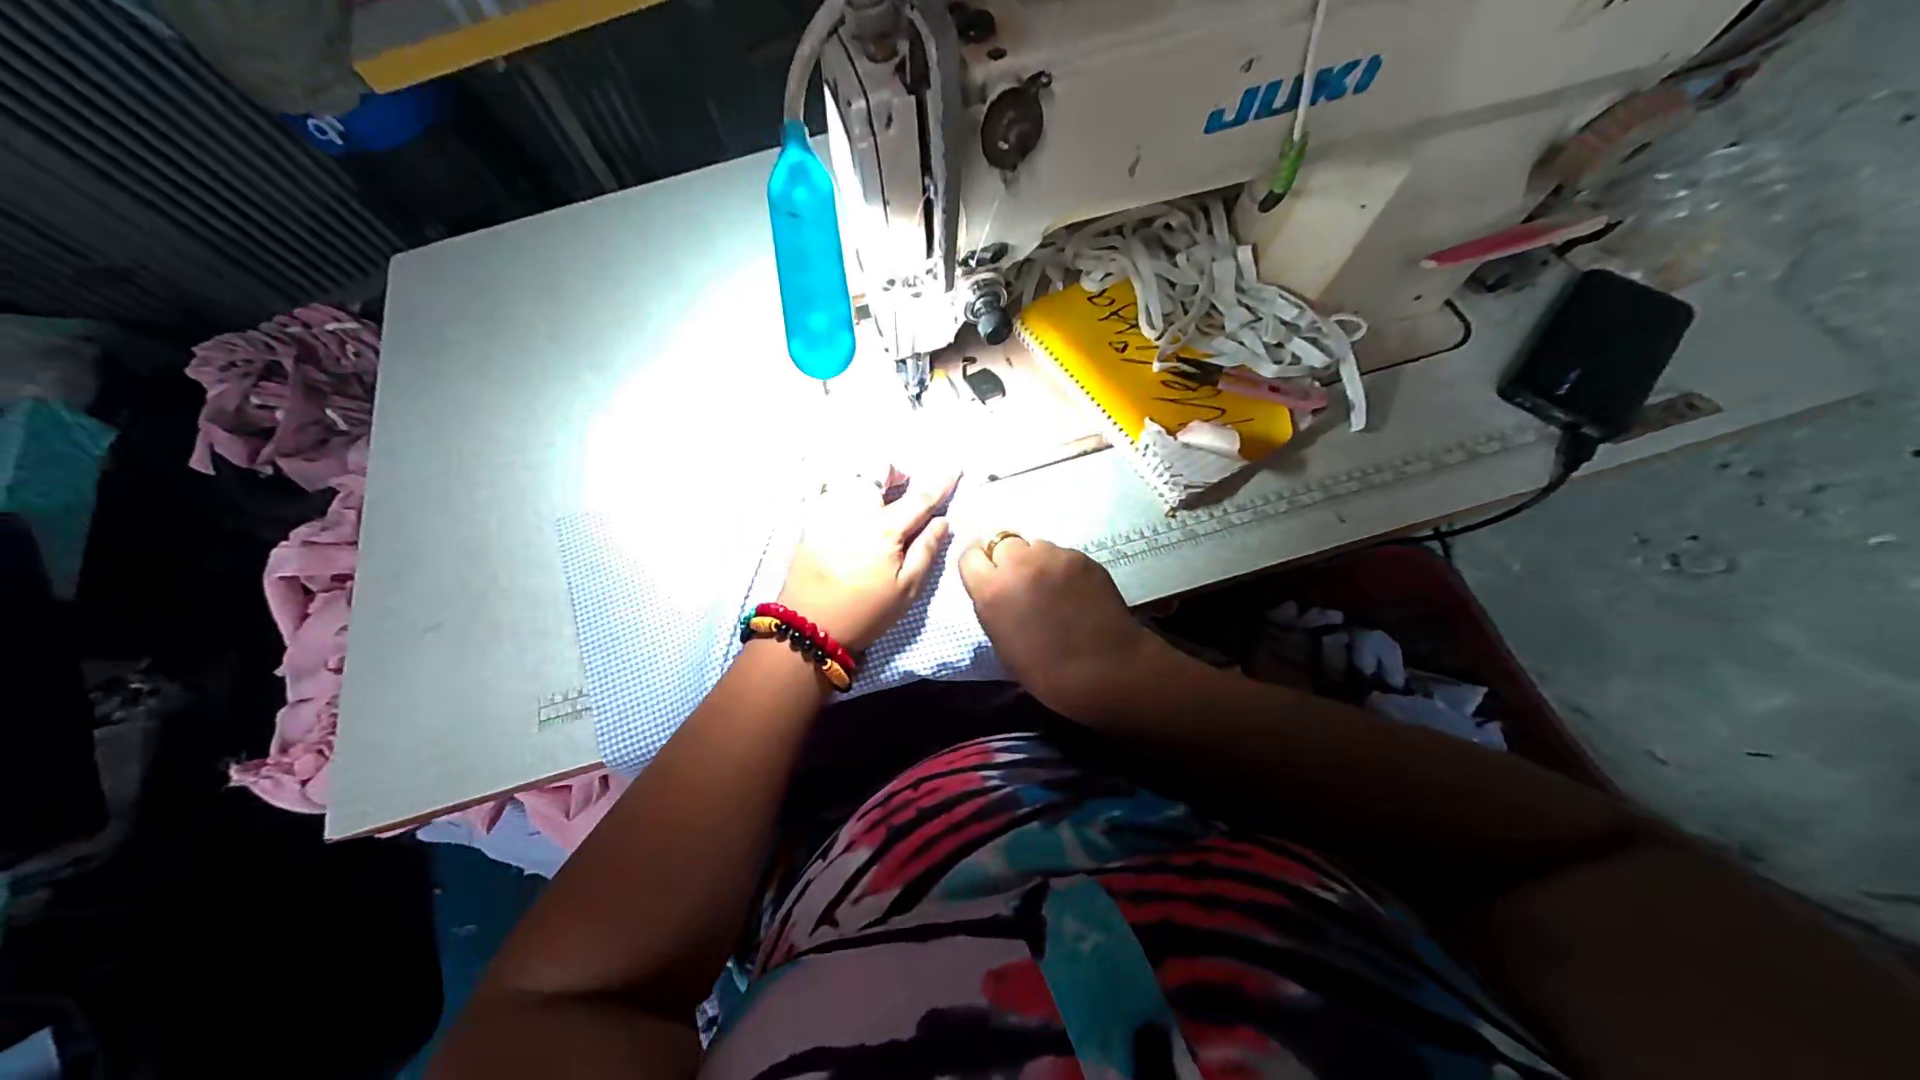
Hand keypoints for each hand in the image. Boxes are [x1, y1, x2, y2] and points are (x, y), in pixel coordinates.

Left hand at [776, 472, 958, 651]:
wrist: (808, 626)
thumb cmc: (865, 612)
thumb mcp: (906, 588)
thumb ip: (927, 550)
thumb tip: (942, 521)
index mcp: (885, 528)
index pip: (920, 497)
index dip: (940, 483)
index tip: (954, 470)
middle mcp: (856, 511)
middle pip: (876, 471)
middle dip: (894, 472)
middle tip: (903, 485)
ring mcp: (830, 514)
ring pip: (852, 479)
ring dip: (869, 480)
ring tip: (878, 498)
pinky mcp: (811, 524)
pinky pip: (832, 495)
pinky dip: (848, 494)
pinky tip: (854, 514)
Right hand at [957, 533, 1182, 724]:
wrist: (1103, 669)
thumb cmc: (1044, 671)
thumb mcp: (1000, 638)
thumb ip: (992, 603)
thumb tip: (997, 586)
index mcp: (991, 590)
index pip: (969, 556)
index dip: (979, 565)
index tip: (987, 575)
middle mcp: (1018, 564)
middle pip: (1001, 541)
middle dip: (1007, 558)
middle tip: (1019, 580)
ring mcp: (1053, 557)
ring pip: (1035, 545)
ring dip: (1035, 560)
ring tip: (1050, 586)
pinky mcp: (1081, 557)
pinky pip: (1061, 554)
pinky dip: (1061, 568)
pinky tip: (1074, 590)